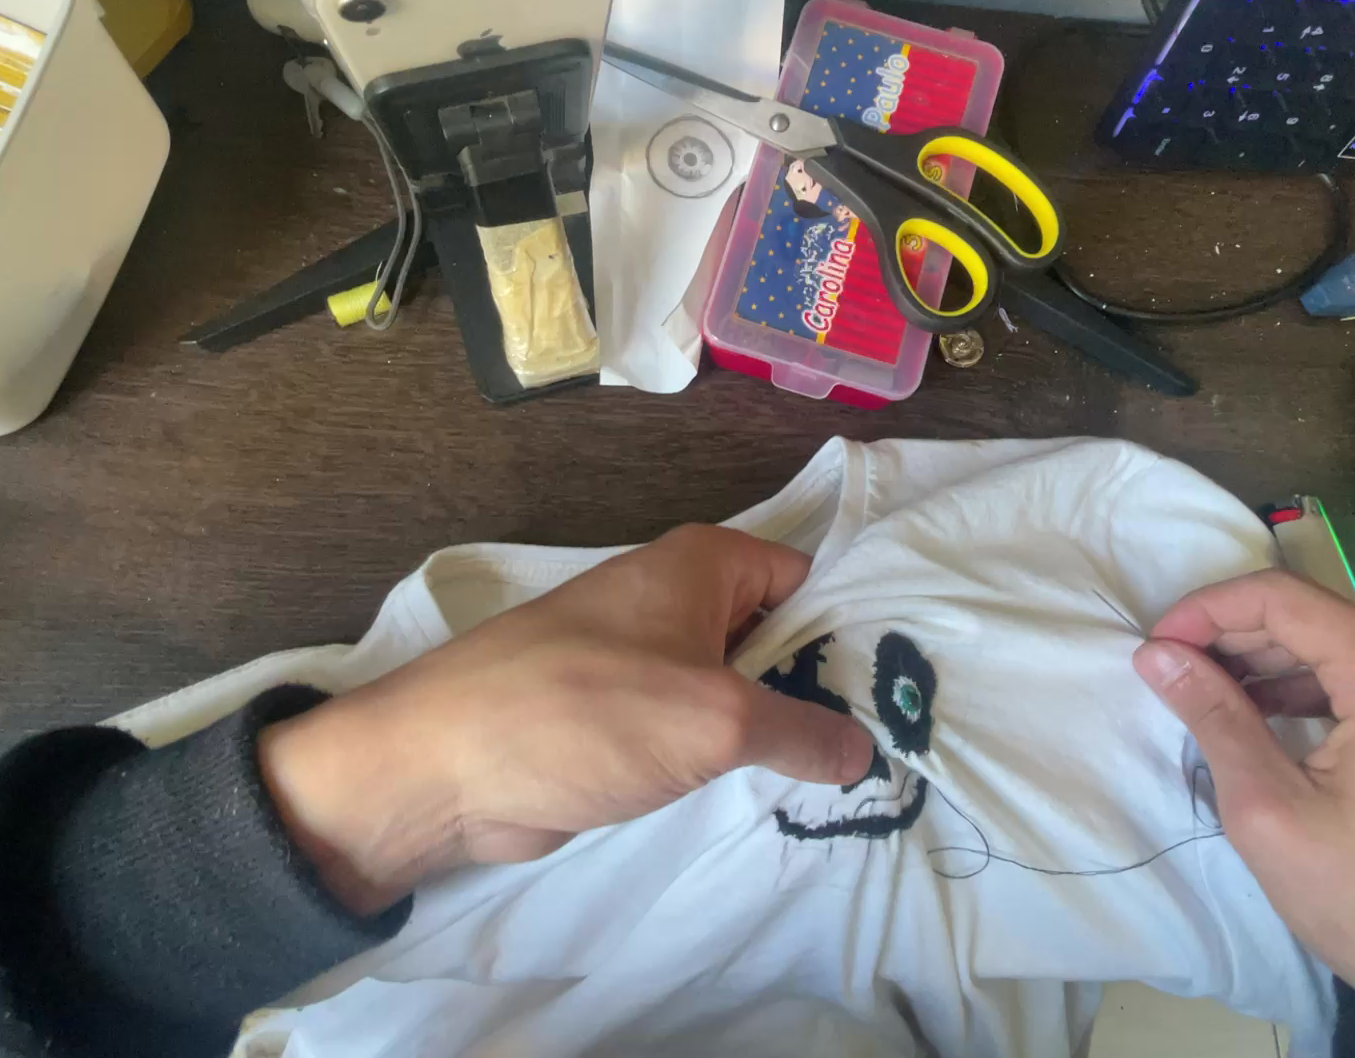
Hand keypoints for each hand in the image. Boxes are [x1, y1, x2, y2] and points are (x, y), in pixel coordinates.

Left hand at [257, 525, 875, 914]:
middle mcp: (683, 597)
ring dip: (780, 726)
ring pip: (743, 683)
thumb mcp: (714, 719)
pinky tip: (780, 789)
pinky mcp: (630, 710)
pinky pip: (704, 721)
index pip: (811, 582)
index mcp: (707, 563)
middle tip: (892, 747)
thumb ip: (801, 730)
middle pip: (781, 634)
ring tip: (852, 776)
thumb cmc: (590, 710)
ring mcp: (654, 655)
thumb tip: (863, 750)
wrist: (448, 764)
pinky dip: (736, 750)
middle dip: (824, 686)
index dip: (857, 631)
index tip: (905, 691)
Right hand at [1132, 570, 1354, 1057]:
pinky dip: (1330, 687)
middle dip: (1238, 638)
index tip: (1158, 646)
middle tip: (1178, 675)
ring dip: (1280, 664)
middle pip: (1324, 619)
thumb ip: (1212, 716)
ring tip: (1220, 698)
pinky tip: (1286, 718)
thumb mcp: (1271, 812)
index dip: (1206, 610)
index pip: (1284, 599)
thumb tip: (1155, 654)